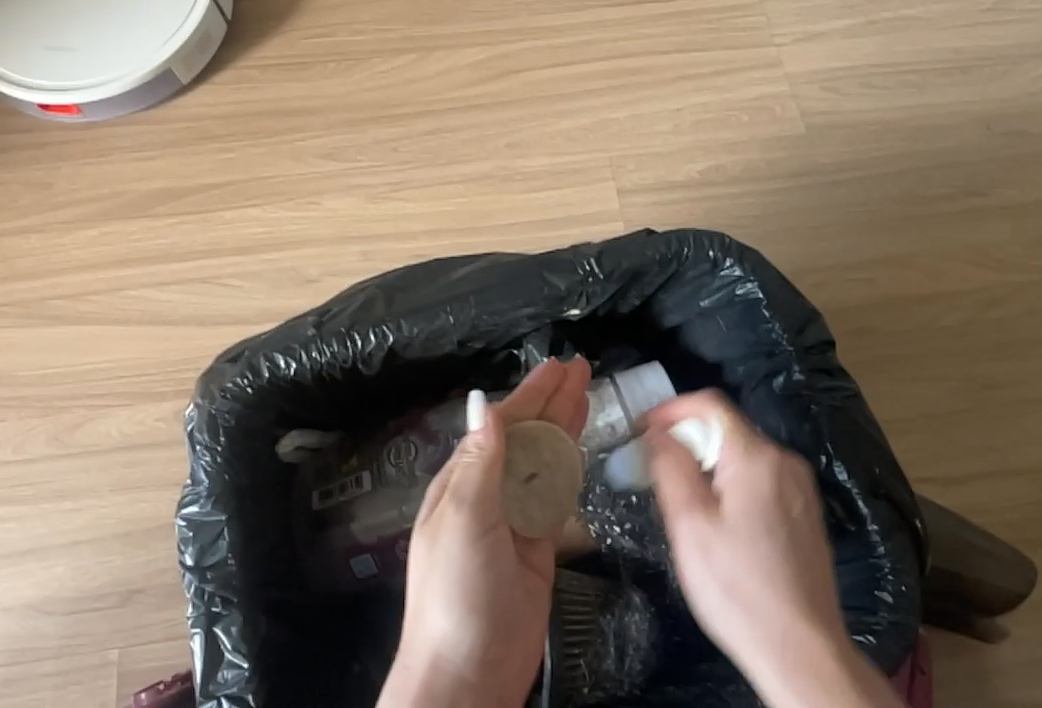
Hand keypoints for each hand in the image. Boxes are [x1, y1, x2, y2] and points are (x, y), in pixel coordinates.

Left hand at [377, 357, 593, 707]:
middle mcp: (488, 493)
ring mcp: (514, 522)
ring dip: (563, 428)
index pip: (503, 425)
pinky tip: (578, 449)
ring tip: (585, 394)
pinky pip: (555, 499)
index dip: (531, 394)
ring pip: (544, 463)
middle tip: (580, 368)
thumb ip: (481, 462)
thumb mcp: (464, 520)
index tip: (557, 366)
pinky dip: (568, 471)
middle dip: (551, 402)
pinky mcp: (537, 550)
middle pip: (527, 437)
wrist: (466, 675)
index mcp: (463, 481)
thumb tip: (485, 403)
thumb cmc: (456, 592)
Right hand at [644, 391, 898, 707]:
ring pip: (744, 456)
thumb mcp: (689, 524)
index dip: (672, 410)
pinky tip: (720, 526)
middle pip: (727, 429)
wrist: (802, 652)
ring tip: (684, 503)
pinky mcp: (807, 515)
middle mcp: (785, 462)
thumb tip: (656, 429)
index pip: (710, 404)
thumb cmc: (737, 587)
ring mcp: (801, 489)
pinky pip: (761, 480)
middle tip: (658, 474)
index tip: (642, 431)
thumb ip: (669, 466)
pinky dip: (732, 485)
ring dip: (708, 466)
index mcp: (757, 457)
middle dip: (688, 442)